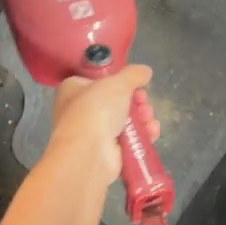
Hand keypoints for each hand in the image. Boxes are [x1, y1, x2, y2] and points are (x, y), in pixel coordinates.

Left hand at [45, 64, 158, 183]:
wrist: (88, 154)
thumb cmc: (95, 110)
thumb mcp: (116, 83)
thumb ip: (133, 75)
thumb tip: (145, 71)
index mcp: (73, 90)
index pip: (98, 81)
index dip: (120, 81)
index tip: (136, 84)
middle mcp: (80, 111)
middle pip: (117, 102)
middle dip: (137, 102)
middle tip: (144, 103)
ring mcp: (93, 133)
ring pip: (125, 121)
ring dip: (143, 118)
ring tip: (149, 119)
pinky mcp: (107, 152)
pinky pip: (129, 140)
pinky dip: (142, 135)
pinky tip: (152, 132)